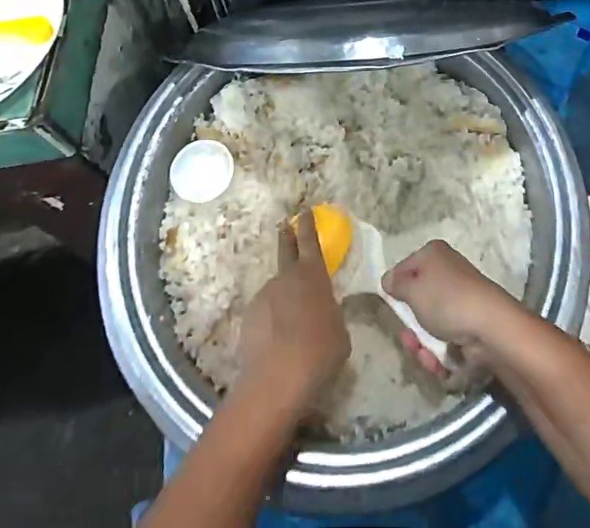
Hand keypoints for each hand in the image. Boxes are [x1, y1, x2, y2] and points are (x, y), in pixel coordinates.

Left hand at [238, 214, 349, 409]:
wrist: (277, 378)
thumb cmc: (320, 353)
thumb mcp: (340, 333)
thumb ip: (330, 313)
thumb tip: (322, 311)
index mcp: (312, 277)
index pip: (309, 242)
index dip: (307, 225)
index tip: (304, 211)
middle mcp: (286, 278)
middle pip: (285, 249)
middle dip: (287, 236)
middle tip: (286, 227)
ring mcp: (264, 295)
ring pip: (277, 290)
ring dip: (284, 299)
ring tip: (293, 326)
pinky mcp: (249, 316)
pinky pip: (265, 312)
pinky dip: (272, 320)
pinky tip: (278, 341)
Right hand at [383, 241, 518, 375]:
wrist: (490, 327)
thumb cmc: (446, 300)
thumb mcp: (411, 289)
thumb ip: (395, 285)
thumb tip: (388, 281)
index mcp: (434, 255)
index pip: (405, 267)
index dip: (394, 286)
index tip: (390, 304)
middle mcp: (448, 273)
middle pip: (418, 300)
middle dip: (409, 326)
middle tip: (407, 339)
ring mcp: (461, 301)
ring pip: (431, 324)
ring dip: (422, 344)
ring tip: (424, 356)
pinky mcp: (470, 325)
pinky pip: (446, 337)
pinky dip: (439, 352)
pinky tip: (436, 363)